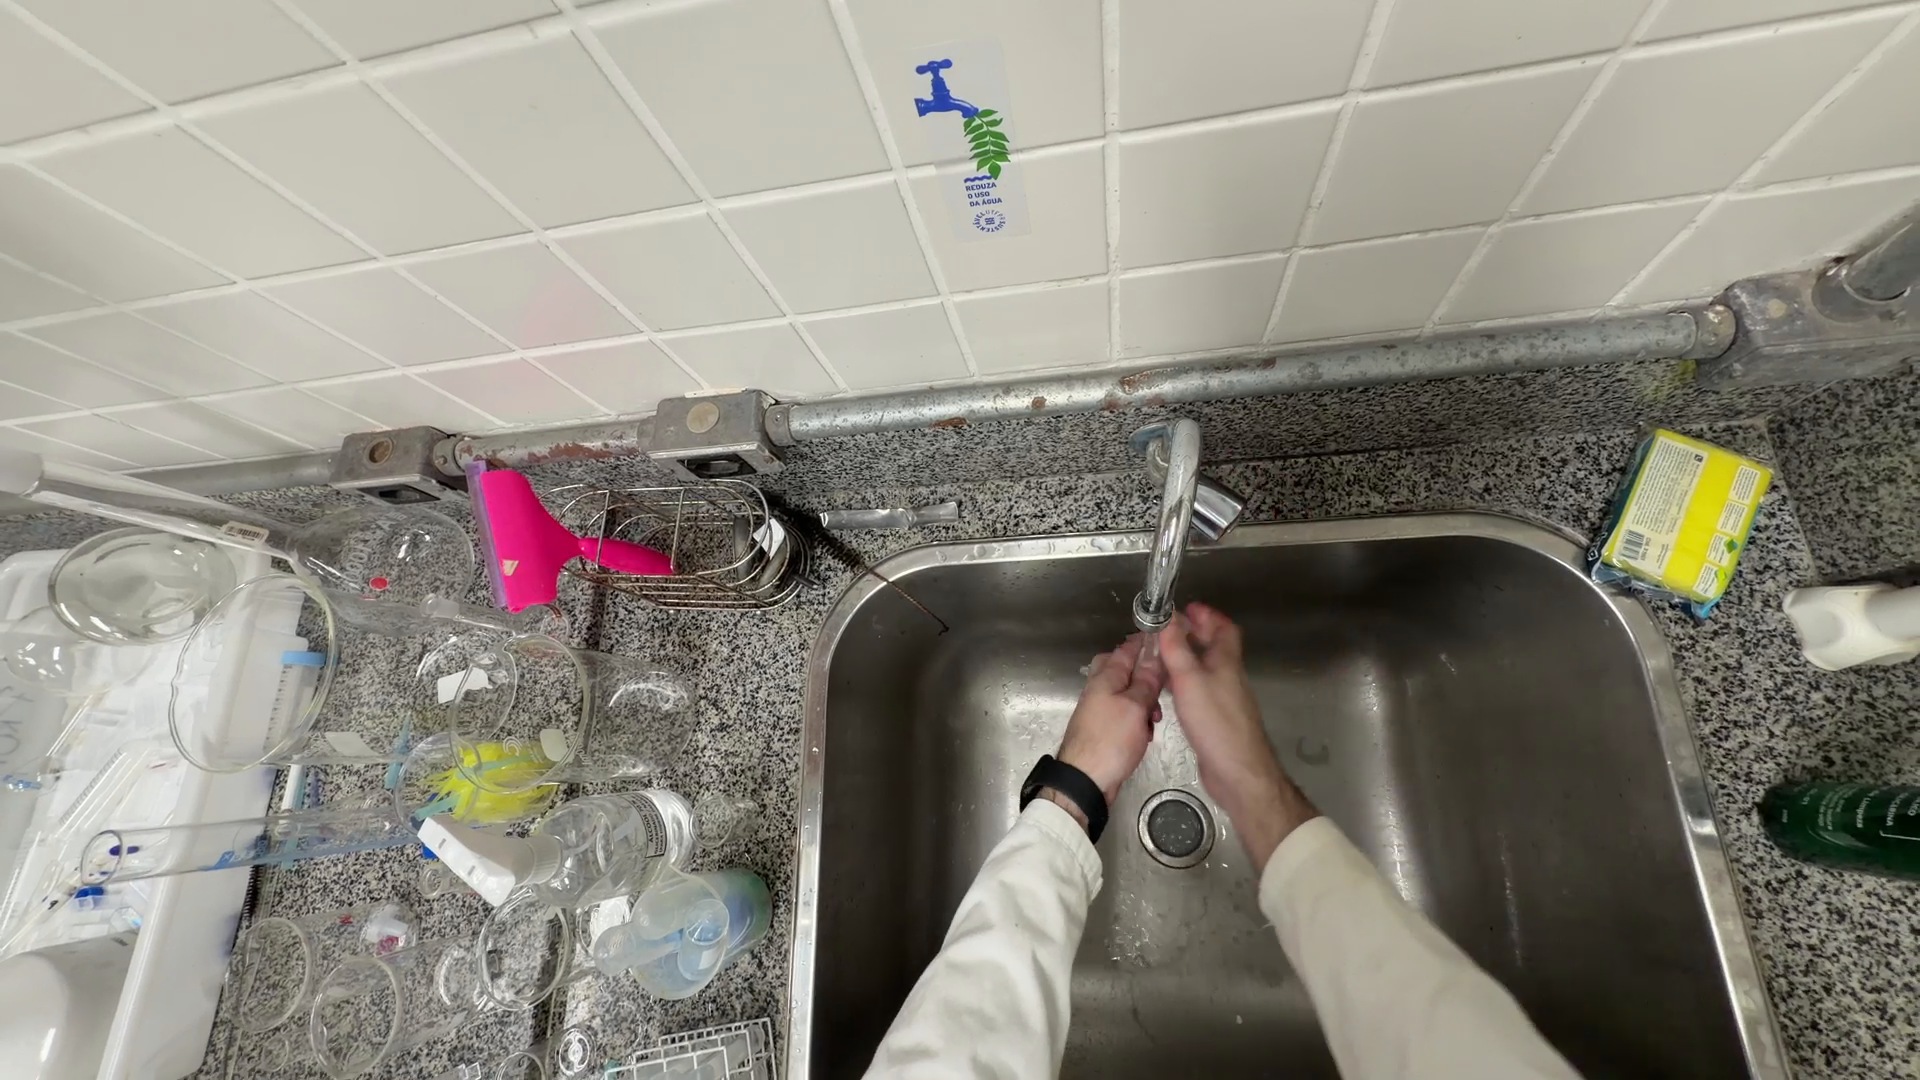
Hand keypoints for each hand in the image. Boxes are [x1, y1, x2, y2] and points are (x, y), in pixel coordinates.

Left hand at [1054, 634, 1165, 815]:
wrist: (1086, 779)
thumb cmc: (1110, 740)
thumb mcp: (1134, 707)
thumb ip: (1145, 682)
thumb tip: (1154, 656)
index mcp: (1105, 676)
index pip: (1126, 649)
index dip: (1145, 642)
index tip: (1165, 639)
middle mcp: (1100, 688)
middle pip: (1124, 669)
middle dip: (1146, 675)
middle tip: (1162, 687)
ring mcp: (1101, 708)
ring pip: (1128, 693)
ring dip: (1145, 702)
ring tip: (1154, 718)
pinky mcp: (1105, 727)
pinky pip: (1125, 713)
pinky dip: (1137, 719)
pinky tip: (1146, 732)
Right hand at [1158, 602, 1316, 870]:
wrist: (1238, 773)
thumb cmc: (1216, 722)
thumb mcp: (1190, 681)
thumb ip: (1177, 649)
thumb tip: (1167, 618)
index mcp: (1226, 663)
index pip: (1224, 629)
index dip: (1208, 615)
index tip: (1187, 608)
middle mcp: (1228, 678)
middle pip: (1215, 647)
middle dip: (1195, 633)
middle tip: (1169, 628)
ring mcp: (1224, 700)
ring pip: (1206, 669)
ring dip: (1187, 657)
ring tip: (1162, 653)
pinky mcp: (1216, 719)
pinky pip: (1199, 689)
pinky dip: (1184, 681)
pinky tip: (1169, 688)